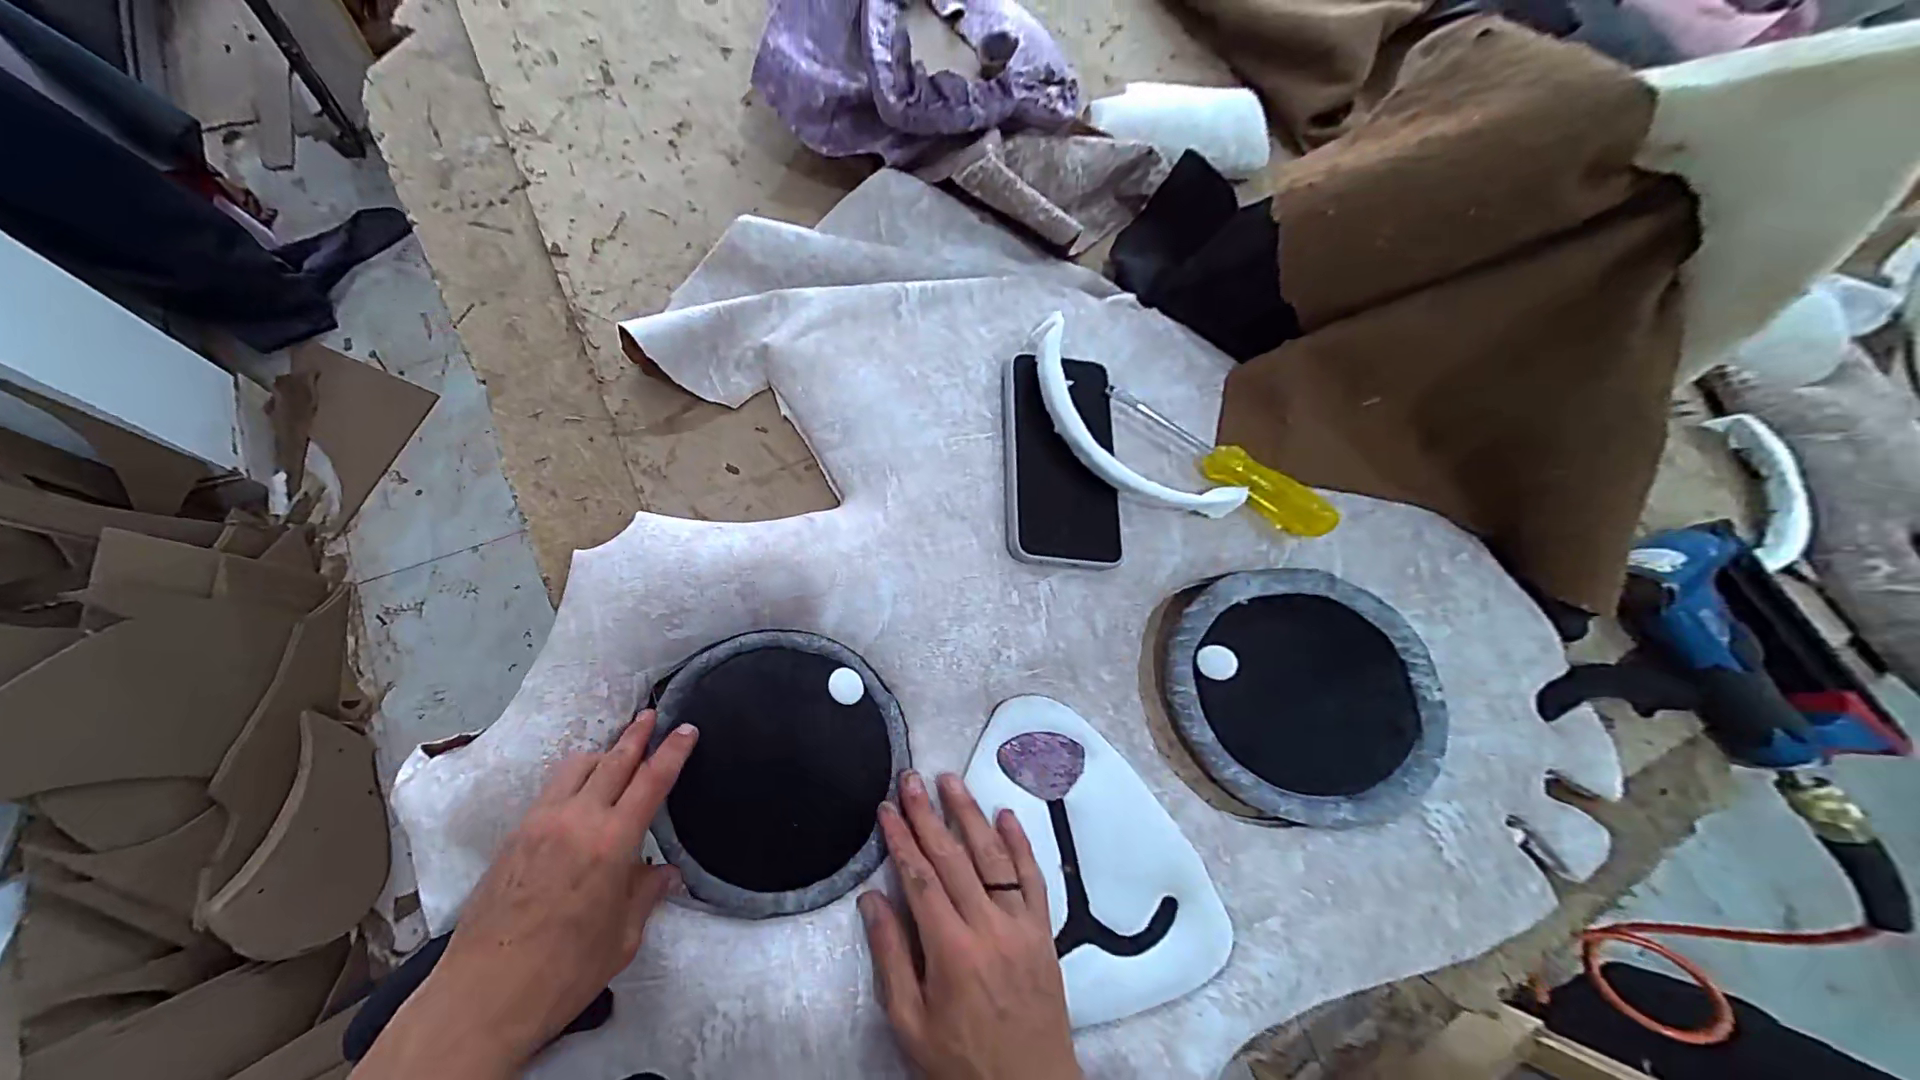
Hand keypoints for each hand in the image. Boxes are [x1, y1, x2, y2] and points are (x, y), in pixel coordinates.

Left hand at [356, 711, 696, 1078]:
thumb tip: (665, 872)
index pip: (652, 780)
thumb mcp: (622, 938)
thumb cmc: (562, 972)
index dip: (673, 750)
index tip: (687, 728)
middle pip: (613, 760)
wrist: (479, 999)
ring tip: (617, 753)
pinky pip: (551, 790)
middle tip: (651, 714)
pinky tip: (580, 793)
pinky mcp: (513, 838)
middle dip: (637, 734)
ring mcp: (539, 825)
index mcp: (611, 842)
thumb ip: (646, 894)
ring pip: (577, 767)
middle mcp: (576, 821)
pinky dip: (574, 778)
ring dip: (602, 754)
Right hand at [861, 771, 1081, 1079]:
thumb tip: (872, 899)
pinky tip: (1006, 813)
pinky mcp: (1043, 929)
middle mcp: (988, 927)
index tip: (886, 808)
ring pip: (992, 856)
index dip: (900, 839)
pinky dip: (1019, 842)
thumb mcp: (910, 1024)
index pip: (919, 878)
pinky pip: (1033, 876)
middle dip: (927, 814)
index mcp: (951, 951)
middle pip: (953, 857)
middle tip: (911, 779)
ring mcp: (1021, 924)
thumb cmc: (962, 1062)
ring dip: (969, 814)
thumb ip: (891, 957)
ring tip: (950, 781)